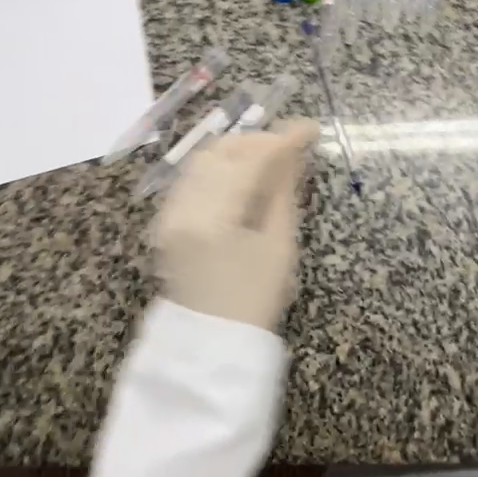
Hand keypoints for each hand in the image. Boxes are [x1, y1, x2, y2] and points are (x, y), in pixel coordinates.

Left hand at [153, 117, 315, 331]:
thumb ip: (283, 192)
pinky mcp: (167, 221)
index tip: (311, 128)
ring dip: (238, 151)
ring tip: (269, 160)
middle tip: (290, 147)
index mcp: (215, 218)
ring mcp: (170, 214)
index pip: (252, 160)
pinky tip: (242, 177)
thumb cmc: (254, 301)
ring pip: (203, 159)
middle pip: (222, 150)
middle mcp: (184, 208)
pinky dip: (219, 167)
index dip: (284, 139)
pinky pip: (192, 177)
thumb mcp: (279, 246)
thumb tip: (294, 152)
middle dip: (259, 141)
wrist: (210, 347)